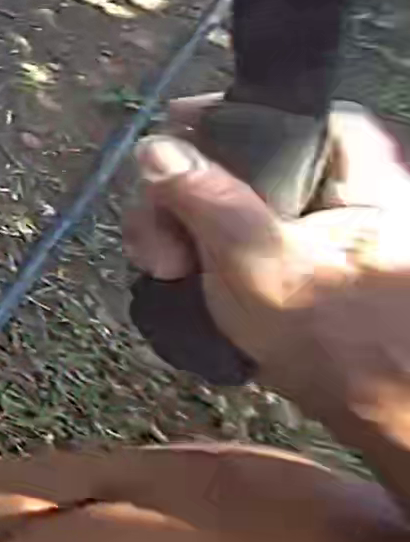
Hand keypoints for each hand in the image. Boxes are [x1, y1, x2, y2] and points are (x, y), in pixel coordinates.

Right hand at [126, 100, 409, 418]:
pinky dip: (190, 242)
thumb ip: (208, 200)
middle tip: (156, 234)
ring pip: (223, 198)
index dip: (242, 113)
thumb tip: (155, 144)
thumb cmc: (341, 343)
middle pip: (244, 163)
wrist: (393, 429)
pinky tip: (178, 271)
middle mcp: (345, 206)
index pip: (314, 122)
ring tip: (161, 266)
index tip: (174, 126)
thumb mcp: (258, 265)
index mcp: (370, 195)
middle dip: (179, 190)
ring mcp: (314, 237)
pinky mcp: (290, 263)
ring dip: (173, 222)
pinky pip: (223, 229)